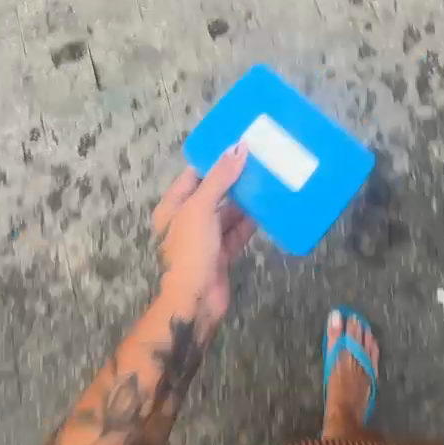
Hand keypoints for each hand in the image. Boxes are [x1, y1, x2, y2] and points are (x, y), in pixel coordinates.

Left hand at [152, 146, 256, 325]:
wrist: (195, 301)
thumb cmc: (190, 249)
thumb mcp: (201, 208)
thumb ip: (220, 177)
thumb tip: (239, 147)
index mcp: (174, 207)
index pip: (194, 175)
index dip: (215, 160)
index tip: (239, 143)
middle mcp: (188, 220)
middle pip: (214, 192)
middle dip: (234, 179)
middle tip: (260, 159)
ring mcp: (205, 238)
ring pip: (228, 212)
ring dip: (246, 200)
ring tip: (269, 179)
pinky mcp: (222, 253)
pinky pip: (238, 231)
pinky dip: (251, 221)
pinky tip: (269, 207)